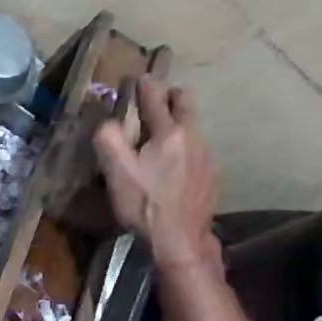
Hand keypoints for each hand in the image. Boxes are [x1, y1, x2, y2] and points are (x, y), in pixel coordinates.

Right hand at [93, 77, 220, 271]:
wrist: (180, 242)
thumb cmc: (145, 205)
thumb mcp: (117, 172)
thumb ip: (109, 138)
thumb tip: (109, 120)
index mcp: (169, 131)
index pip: (154, 94)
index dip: (142, 83)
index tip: (134, 79)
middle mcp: (193, 136)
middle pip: (185, 101)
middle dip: (168, 95)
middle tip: (152, 102)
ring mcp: (207, 156)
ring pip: (192, 126)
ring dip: (176, 124)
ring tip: (159, 141)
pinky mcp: (212, 175)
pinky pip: (197, 150)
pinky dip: (184, 148)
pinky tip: (173, 168)